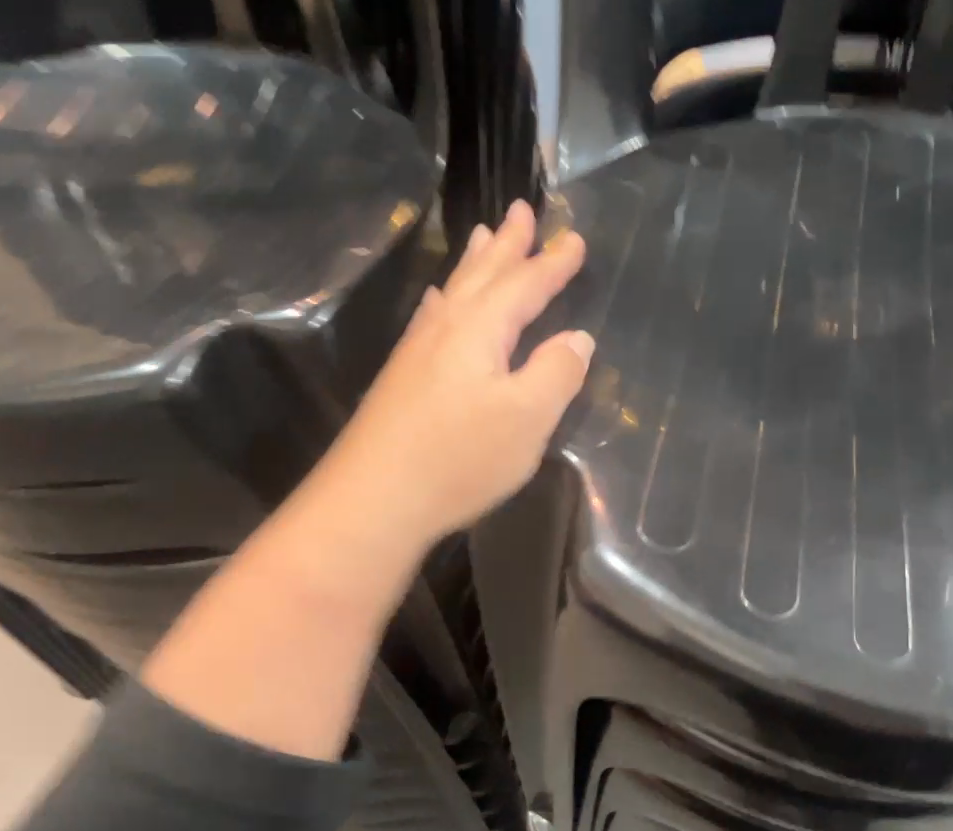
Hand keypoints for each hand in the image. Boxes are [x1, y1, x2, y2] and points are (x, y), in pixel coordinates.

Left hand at [267, 200, 589, 603]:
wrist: (375, 500)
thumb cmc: (459, 457)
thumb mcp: (527, 417)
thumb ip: (556, 372)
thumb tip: (577, 338)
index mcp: (481, 330)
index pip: (525, 285)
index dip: (553, 263)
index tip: (576, 238)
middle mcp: (446, 328)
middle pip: (483, 275)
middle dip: (507, 244)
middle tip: (521, 208)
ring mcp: (419, 352)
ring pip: (454, 292)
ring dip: (474, 263)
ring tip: (482, 235)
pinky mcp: (403, 379)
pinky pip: (431, 317)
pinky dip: (443, 299)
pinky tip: (436, 301)